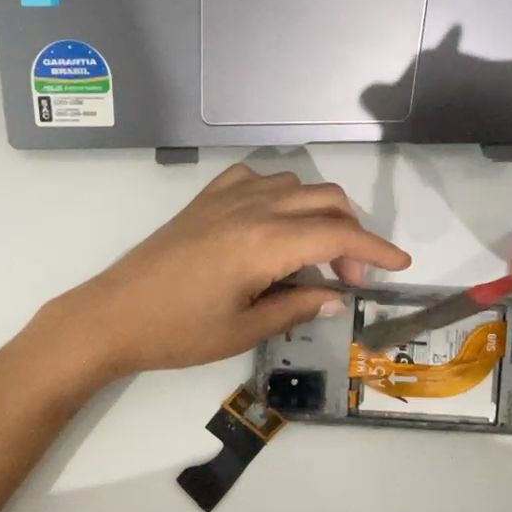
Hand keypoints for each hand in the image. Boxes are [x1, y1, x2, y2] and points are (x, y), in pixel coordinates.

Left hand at [49, 164, 411, 375]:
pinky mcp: (205, 199)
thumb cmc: (177, 332)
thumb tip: (335, 297)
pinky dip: (282, 196)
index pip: (339, 236)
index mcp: (266, 242)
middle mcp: (253, 207)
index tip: (399, 267)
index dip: (375, 251)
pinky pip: (259, 180)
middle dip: (351, 235)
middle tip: (348, 279)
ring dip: (319, 213)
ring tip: (314, 258)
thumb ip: (296, 307)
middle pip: (325, 201)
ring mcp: (226, 197)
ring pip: (295, 185)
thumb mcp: (244, 330)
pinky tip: (275, 226)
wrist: (113, 314)